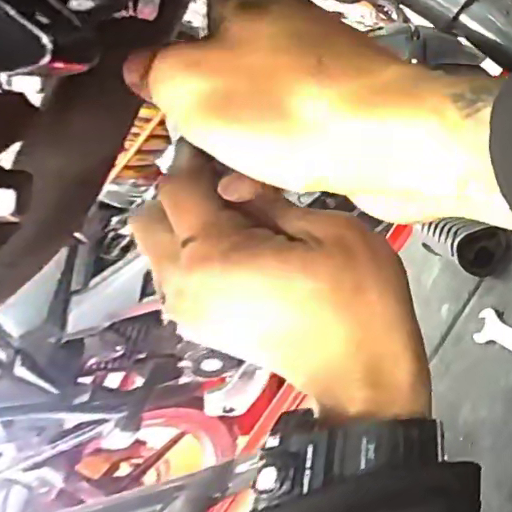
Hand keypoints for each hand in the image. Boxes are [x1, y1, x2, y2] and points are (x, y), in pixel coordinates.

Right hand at [122, 0, 511, 228]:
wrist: (399, 145)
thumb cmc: (308, 106)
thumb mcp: (189, 82)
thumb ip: (153, 69)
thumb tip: (142, 68)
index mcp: (256, 3)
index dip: (167, 6)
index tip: (147, 32)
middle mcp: (298, 35)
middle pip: (226, 54)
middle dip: (195, 92)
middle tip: (175, 117)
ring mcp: (327, 79)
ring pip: (257, 103)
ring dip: (230, 137)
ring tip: (215, 161)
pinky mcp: (349, 119)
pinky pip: (293, 139)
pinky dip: (269, 162)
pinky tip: (255, 183)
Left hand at [130, 151, 430, 420]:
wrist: (362, 370)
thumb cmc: (359, 297)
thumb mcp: (334, 232)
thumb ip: (276, 202)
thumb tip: (237, 184)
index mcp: (210, 254)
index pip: (178, 188)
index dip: (198, 158)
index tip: (224, 141)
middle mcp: (181, 283)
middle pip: (149, 218)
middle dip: (184, 193)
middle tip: (241, 185)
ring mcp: (187, 309)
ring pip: (161, 249)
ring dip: (192, 224)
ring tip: (253, 219)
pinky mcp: (202, 325)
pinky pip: (182, 273)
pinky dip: (201, 252)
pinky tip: (253, 251)